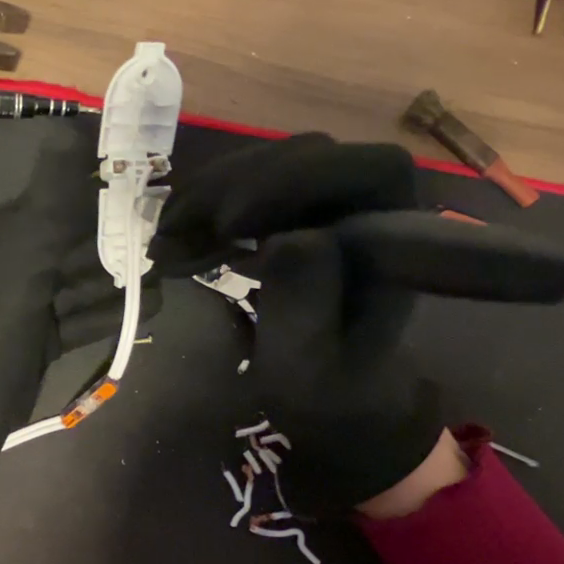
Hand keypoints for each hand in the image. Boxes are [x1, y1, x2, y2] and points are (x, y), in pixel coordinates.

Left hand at [0, 129, 157, 534]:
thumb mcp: (17, 263)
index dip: (101, 185)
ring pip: (80, 280)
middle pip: (73, 240)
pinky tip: (150, 306)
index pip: (55, 195)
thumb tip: (71, 122)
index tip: (153, 176)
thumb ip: (48, 199)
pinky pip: (77, 316)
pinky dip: (110, 311)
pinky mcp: (35, 342)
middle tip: (175, 232)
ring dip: (124, 276)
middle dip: (121, 237)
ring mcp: (22, 306)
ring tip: (173, 270)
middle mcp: (8, 265)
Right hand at [152, 138, 563, 513]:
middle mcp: (371, 211)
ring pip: (279, 163)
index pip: (369, 169)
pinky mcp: (301, 219)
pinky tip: (179, 229)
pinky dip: (211, 201)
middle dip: (240, 183)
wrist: (338, 409)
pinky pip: (257, 186)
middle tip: (180, 227)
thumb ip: (303, 304)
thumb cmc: (328, 397)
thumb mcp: (309, 369)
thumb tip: (286, 235)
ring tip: (170, 230)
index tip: (233, 224)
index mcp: (394, 242)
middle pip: (312, 155)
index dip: (300, 179)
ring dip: (216, 189)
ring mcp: (333, 210)